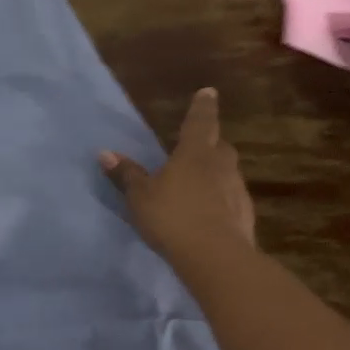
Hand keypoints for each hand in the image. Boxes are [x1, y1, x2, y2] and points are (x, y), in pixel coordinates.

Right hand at [100, 88, 256, 262]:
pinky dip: (219, 197)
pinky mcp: (244, 216)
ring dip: (214, 172)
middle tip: (197, 145)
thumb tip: (106, 153)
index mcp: (195, 155)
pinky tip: (206, 210)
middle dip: (210, 143)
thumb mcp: (140, 196)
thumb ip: (126, 174)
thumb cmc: (172, 216)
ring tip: (197, 181)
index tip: (209, 92)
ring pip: (227, 172)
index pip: (200, 123)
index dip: (202, 107)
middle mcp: (221, 167)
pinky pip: (230, 197)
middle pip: (220, 147)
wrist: (216, 257)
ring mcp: (236, 192)